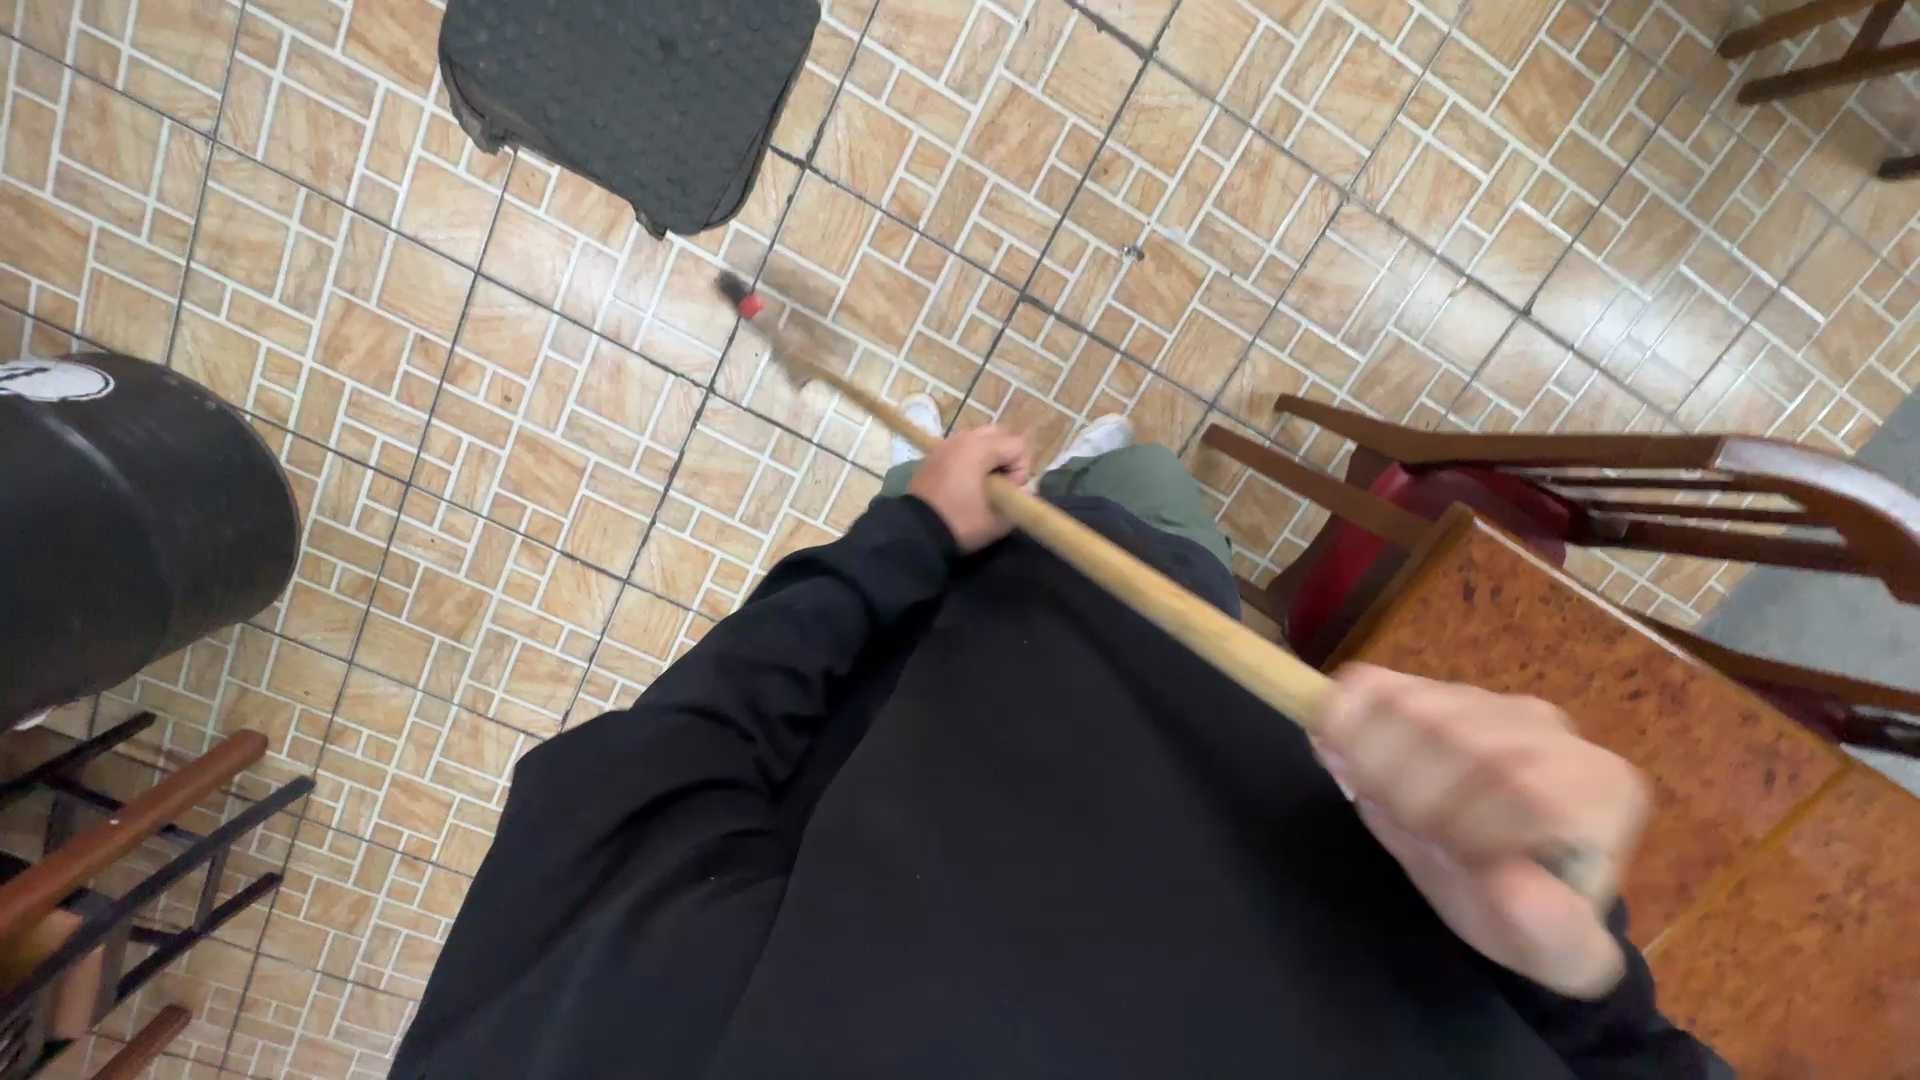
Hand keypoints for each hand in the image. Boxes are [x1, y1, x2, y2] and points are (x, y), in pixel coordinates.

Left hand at [908, 425, 1030, 553]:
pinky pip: (960, 448)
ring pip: (978, 439)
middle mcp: (962, 439)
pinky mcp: (932, 455)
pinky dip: (968, 460)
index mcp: (980, 449)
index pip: (1018, 445)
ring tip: (980, 485)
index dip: (1021, 470)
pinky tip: (963, 485)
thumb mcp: (999, 521)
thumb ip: (1020, 502)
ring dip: (987, 458)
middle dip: (1005, 457)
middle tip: (998, 485)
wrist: (915, 532)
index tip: (1008, 492)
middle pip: (998, 434)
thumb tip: (1025, 490)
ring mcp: (944, 445)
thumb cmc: (960, 523)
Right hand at [1314, 665, 1649, 998]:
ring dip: (1374, 764)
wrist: (1483, 870)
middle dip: (1413, 796)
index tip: (1451, 858)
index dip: (1469, 824)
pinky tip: (1338, 753)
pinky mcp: (1418, 686)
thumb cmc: (1520, 908)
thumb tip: (1515, 887)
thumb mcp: (1549, 948)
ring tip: (1383, 800)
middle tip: (1412, 833)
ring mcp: (1476, 698)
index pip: (1526, 784)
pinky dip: (1341, 718)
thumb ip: (1550, 929)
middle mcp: (1545, 728)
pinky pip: (1370, 685)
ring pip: (1409, 707)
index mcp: (1597, 786)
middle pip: (1459, 739)